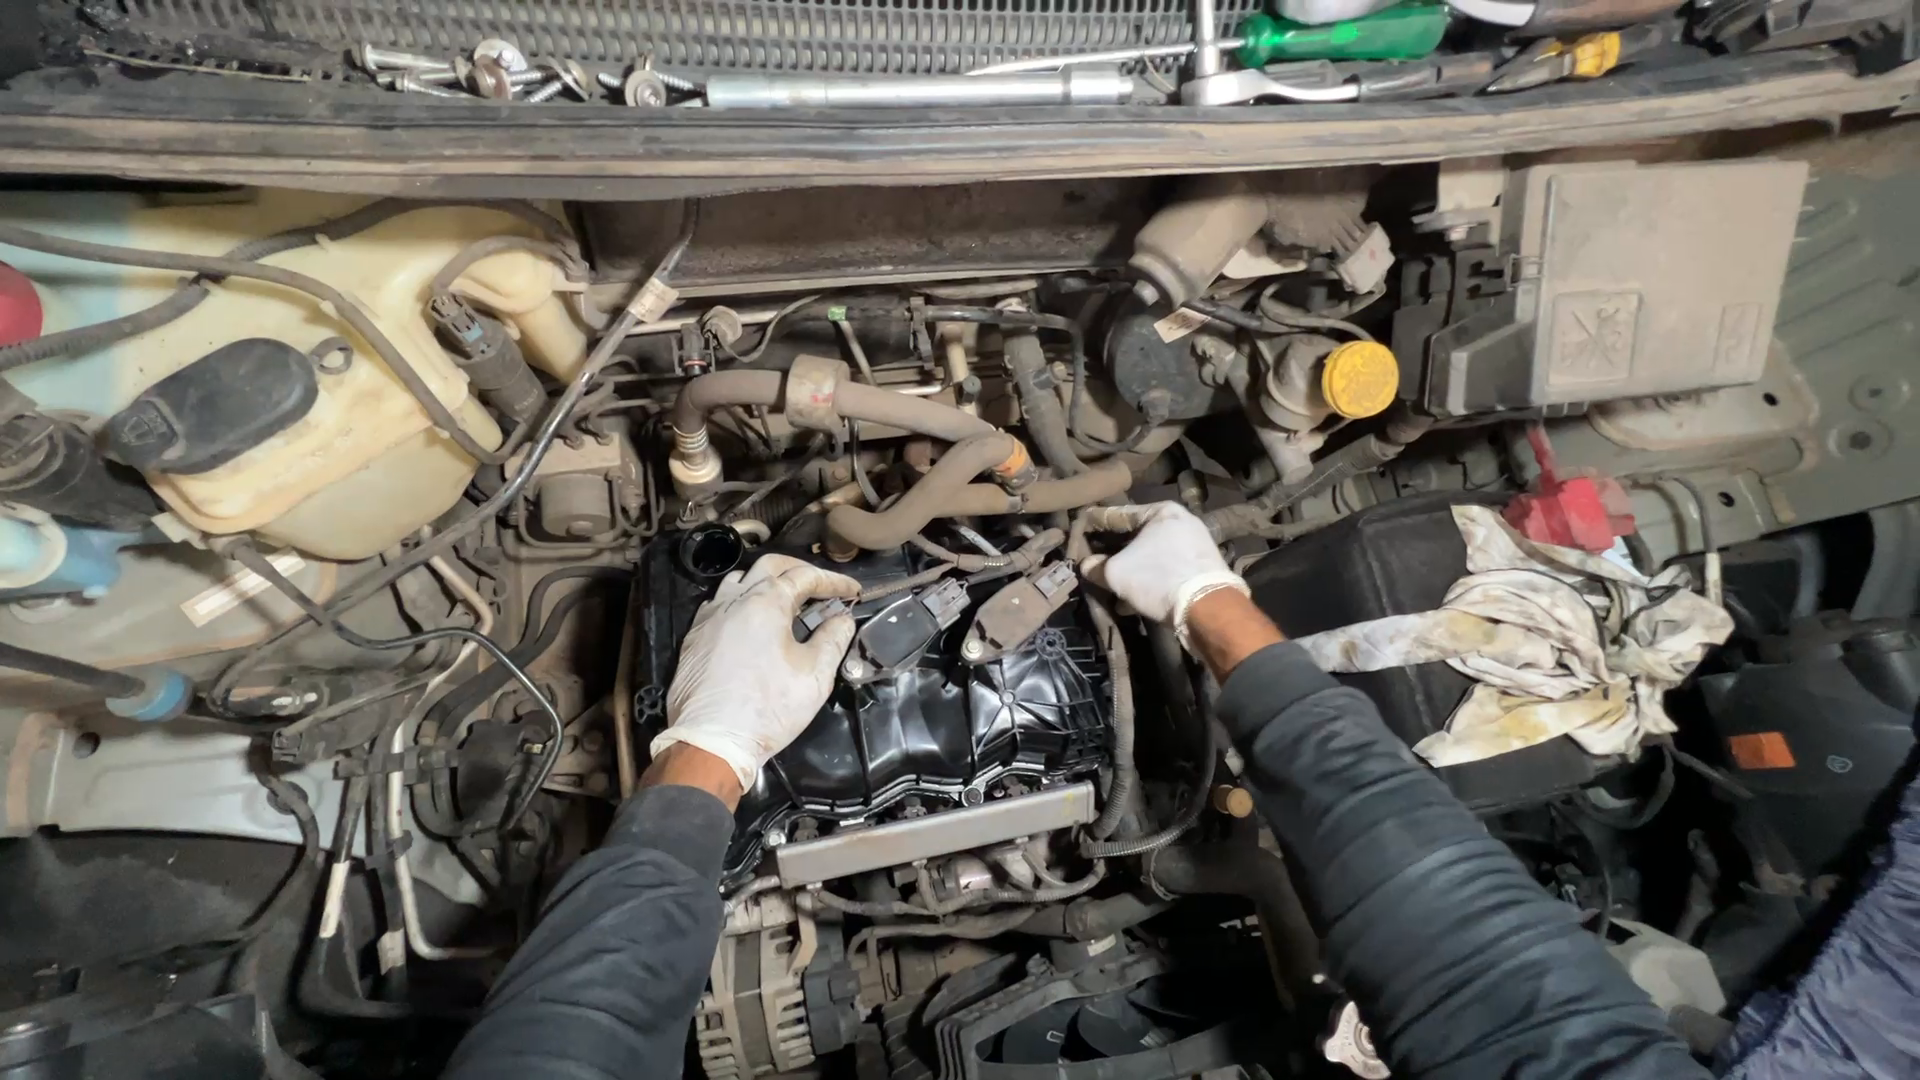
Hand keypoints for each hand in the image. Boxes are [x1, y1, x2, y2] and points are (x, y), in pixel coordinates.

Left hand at [652, 554, 859, 791]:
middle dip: (801, 571)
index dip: (834, 581)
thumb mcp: (815, 674)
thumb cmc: (768, 707)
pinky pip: (722, 602)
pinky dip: (744, 601)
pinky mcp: (696, 636)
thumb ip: (833, 638)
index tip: (853, 591)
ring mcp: (710, 616)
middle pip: (770, 566)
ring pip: (741, 579)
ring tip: (789, 601)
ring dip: (769, 582)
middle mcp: (734, 600)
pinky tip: (755, 622)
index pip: (805, 577)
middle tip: (822, 588)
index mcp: (766, 603)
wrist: (711, 741)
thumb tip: (842, 618)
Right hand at [1080, 502, 1249, 649]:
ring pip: (1151, 556)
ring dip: (1131, 571)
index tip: (1079, 529)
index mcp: (1161, 511)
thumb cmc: (1157, 579)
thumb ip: (1095, 567)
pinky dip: (1149, 581)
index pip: (1118, 514)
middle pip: (1136, 537)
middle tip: (1094, 560)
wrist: (1208, 609)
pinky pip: (1166, 570)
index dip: (1095, 524)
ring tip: (1112, 589)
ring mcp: (1195, 545)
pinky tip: (1132, 602)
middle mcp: (1182, 522)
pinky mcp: (1202, 568)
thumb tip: (1086, 566)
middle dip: (1114, 552)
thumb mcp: (1115, 573)